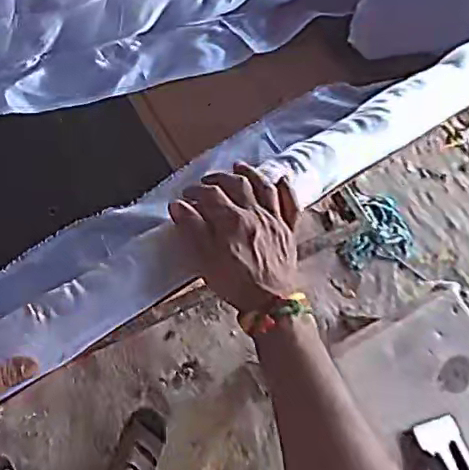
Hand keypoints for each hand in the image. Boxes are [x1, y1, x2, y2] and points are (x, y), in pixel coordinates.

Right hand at [168, 162, 301, 318]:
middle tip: (206, 181)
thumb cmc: (235, 282)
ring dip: (250, 174)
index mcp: (231, 220)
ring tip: (239, 167)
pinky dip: (285, 188)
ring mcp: (274, 220)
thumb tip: (179, 205)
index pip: (211, 194)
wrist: (270, 302)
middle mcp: (254, 214)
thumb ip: (192, 228)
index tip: (185, 195)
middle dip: (219, 178)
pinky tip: (279, 179)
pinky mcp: (288, 230)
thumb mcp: (205, 258)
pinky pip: (290, 203)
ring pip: (263, 187)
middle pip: (237, 184)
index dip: (195, 191)